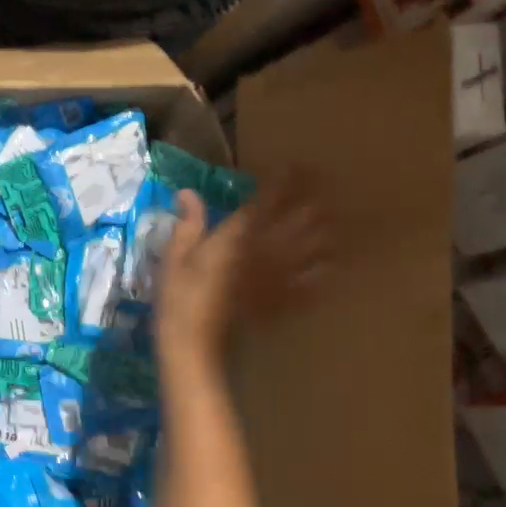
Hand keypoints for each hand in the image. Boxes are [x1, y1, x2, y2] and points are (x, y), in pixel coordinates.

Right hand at [157, 183, 327, 371]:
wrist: (195, 342)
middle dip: (315, 196)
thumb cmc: (179, 297)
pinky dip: (326, 268)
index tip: (293, 164)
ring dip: (328, 227)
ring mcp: (283, 274)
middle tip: (320, 184)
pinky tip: (329, 264)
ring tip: (331, 217)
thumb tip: (188, 192)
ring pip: (320, 243)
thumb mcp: (174, 257)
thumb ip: (188, 223)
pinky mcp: (286, 298)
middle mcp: (270, 248)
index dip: (285, 178)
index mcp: (241, 234)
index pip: (271, 197)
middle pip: (305, 214)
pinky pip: (317, 279)